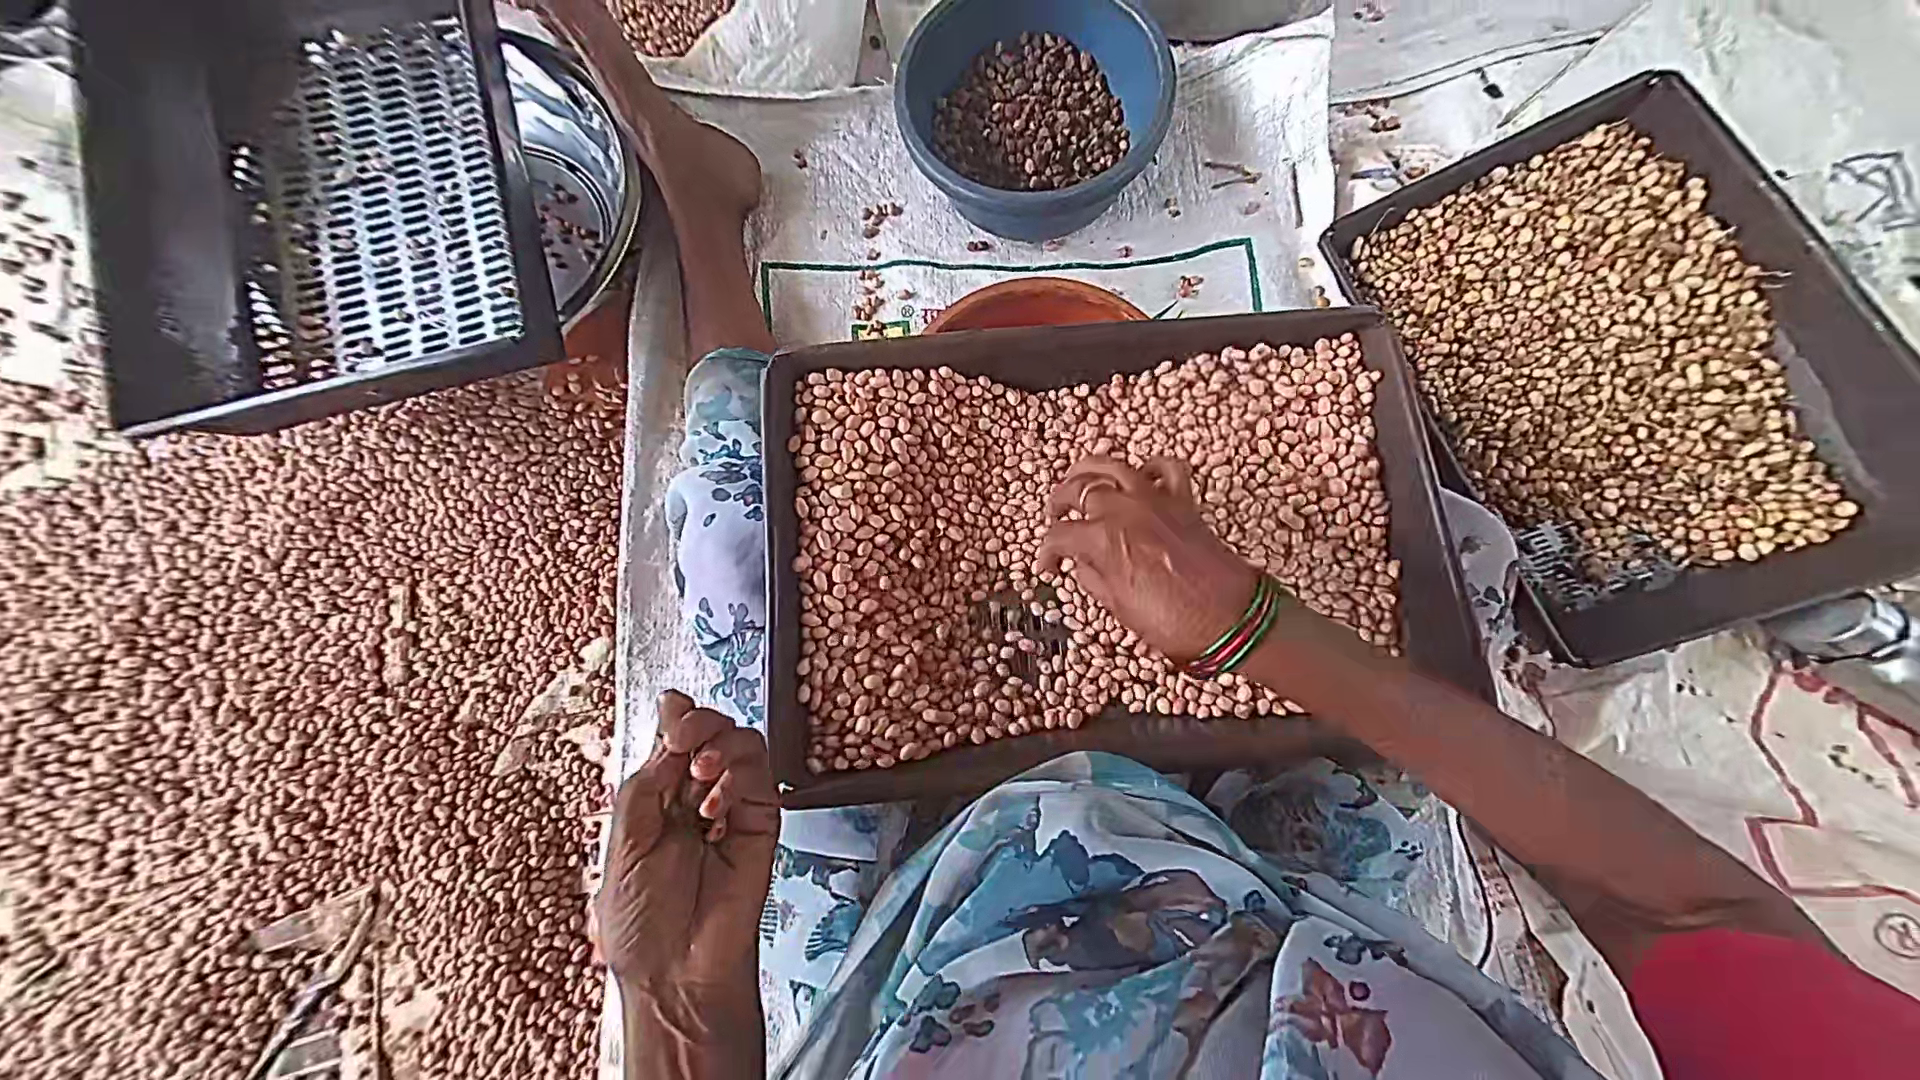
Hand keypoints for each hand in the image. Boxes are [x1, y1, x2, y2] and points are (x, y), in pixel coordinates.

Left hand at [595, 691, 777, 1000]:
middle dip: (699, 725)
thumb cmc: (642, 916)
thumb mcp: (625, 838)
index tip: (674, 713)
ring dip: (720, 746)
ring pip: (743, 741)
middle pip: (713, 728)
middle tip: (685, 742)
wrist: (677, 969)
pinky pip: (760, 773)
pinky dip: (737, 777)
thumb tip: (670, 711)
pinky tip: (713, 809)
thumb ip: (649, 776)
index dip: (679, 716)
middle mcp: (700, 790)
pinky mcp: (763, 815)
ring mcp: (735, 800)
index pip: (677, 735)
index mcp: (662, 793)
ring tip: (700, 776)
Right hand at [1035, 456, 1259, 662]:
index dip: (1046, 552)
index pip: (1059, 535)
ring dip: (1089, 471)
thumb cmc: (1176, 620)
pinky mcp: (1182, 502)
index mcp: (1102, 538)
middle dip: (1060, 504)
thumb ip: (1092, 577)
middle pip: (1079, 490)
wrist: (1229, 618)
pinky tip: (1140, 476)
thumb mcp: (1118, 606)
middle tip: (1056, 518)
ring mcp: (1155, 500)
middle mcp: (1125, 510)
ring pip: (1112, 466)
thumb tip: (1081, 564)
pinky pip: (1165, 469)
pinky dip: (1149, 468)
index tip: (1048, 565)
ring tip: (1078, 480)